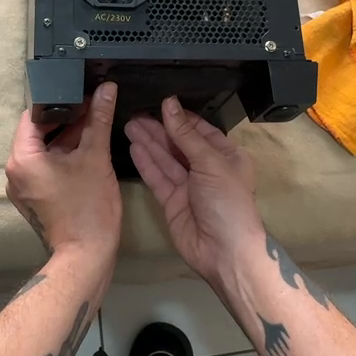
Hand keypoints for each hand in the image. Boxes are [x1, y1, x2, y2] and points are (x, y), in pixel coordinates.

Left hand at [5, 82, 122, 260]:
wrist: (86, 256)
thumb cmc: (88, 207)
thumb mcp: (95, 156)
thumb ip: (99, 119)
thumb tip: (107, 88)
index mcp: (22, 158)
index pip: (33, 116)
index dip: (57, 101)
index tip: (80, 93)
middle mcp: (16, 171)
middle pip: (37, 132)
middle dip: (65, 119)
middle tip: (91, 105)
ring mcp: (23, 187)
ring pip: (43, 150)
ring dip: (66, 137)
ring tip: (93, 122)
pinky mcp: (35, 197)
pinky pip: (45, 167)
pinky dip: (62, 156)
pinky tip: (87, 147)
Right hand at [124, 97, 263, 285]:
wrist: (225, 252)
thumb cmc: (227, 202)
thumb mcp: (210, 162)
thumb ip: (186, 134)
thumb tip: (170, 104)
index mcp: (226, 155)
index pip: (199, 130)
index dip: (179, 117)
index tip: (159, 102)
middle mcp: (207, 168)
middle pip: (179, 143)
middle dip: (159, 129)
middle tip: (135, 113)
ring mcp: (188, 186)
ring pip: (165, 159)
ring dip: (148, 142)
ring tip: (128, 124)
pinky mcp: (172, 202)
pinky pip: (158, 178)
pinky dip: (146, 163)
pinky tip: (133, 147)